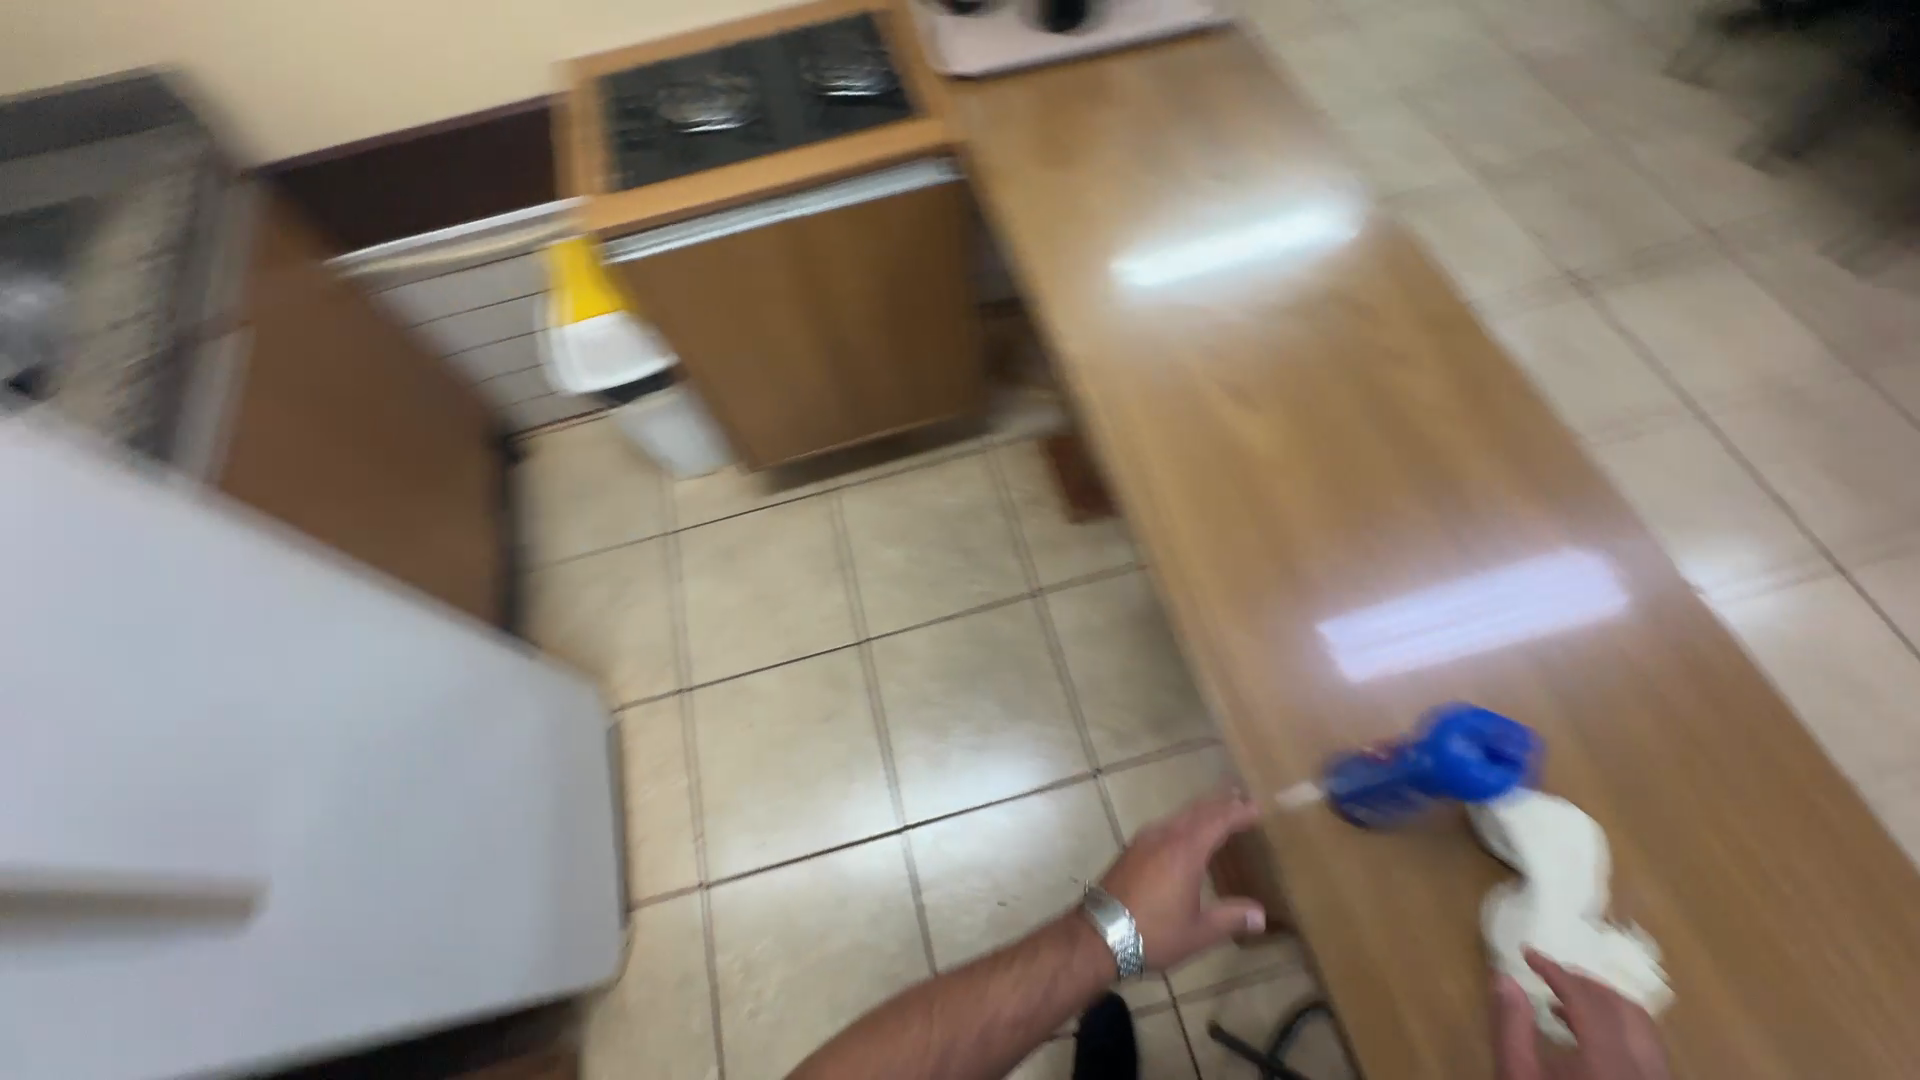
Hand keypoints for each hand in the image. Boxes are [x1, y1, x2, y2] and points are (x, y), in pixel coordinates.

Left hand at [1097, 790, 1265, 971]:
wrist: (1100, 933)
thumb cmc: (1153, 933)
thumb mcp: (1198, 932)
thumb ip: (1230, 919)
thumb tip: (1260, 915)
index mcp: (1185, 852)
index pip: (1217, 822)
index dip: (1238, 813)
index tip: (1257, 807)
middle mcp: (1164, 837)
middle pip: (1196, 811)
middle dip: (1220, 803)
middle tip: (1240, 797)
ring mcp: (1144, 840)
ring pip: (1178, 816)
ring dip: (1200, 810)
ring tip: (1218, 809)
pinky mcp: (1132, 849)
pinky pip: (1164, 825)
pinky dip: (1182, 821)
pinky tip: (1184, 831)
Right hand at [1492, 950, 1670, 1079]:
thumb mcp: (1517, 1075)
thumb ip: (1510, 1025)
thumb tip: (1503, 978)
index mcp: (1607, 1062)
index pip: (1586, 999)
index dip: (1556, 971)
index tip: (1527, 955)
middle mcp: (1643, 1070)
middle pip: (1624, 1009)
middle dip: (1584, 983)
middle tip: (1549, 972)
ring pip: (1643, 1028)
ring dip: (1604, 1003)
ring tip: (1565, 997)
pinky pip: (1647, 1048)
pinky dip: (1617, 1026)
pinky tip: (1584, 1031)